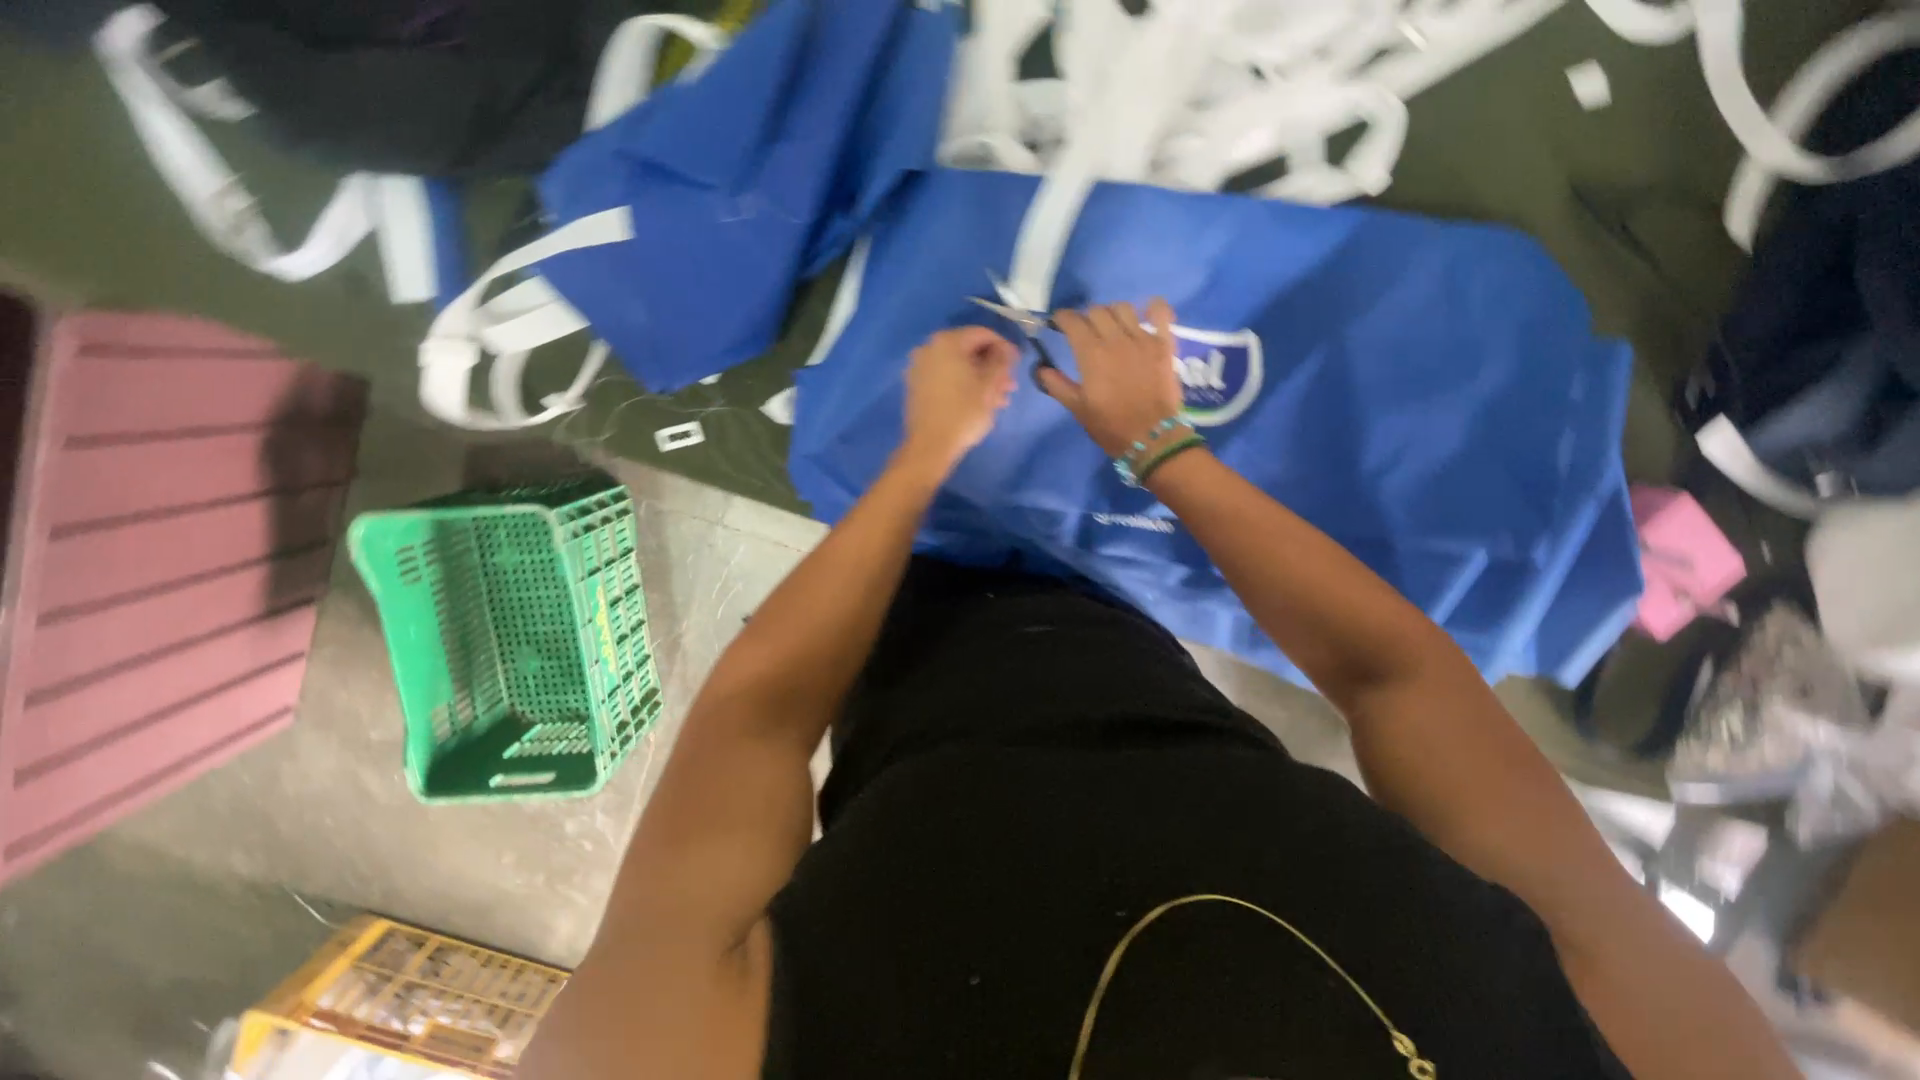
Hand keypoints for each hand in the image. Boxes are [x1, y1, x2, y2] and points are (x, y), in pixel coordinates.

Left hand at [897, 325, 1019, 477]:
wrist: (930, 446)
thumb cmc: (964, 412)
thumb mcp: (990, 385)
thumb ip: (1001, 361)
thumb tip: (1005, 350)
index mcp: (946, 342)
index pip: (982, 334)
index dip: (1004, 347)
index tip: (1018, 363)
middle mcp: (929, 348)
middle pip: (969, 350)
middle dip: (993, 367)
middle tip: (1010, 385)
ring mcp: (919, 367)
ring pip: (958, 366)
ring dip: (981, 379)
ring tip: (1000, 399)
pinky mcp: (916, 386)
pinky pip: (946, 377)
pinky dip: (964, 384)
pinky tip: (980, 402)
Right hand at [1036, 299, 1183, 457]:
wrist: (1151, 437)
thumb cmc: (1110, 426)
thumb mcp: (1077, 408)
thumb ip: (1057, 385)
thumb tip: (1040, 368)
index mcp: (1091, 354)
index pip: (1072, 321)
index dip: (1062, 318)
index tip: (1059, 324)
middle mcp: (1116, 339)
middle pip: (1097, 311)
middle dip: (1086, 317)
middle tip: (1085, 331)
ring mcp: (1143, 339)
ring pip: (1124, 308)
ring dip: (1113, 313)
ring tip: (1112, 326)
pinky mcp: (1164, 345)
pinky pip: (1160, 313)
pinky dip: (1154, 307)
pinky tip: (1147, 313)